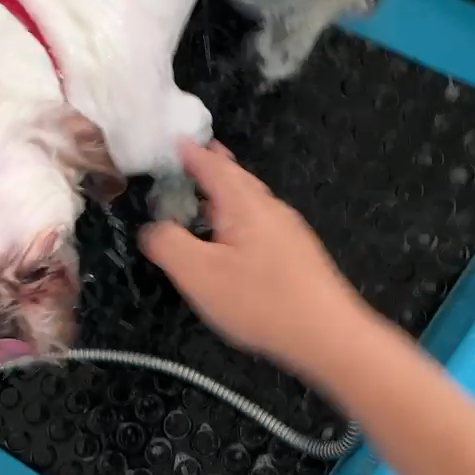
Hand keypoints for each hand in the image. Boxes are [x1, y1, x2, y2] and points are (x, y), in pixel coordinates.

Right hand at [140, 142, 371, 373]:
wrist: (323, 332)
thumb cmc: (260, 302)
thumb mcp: (199, 275)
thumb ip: (168, 245)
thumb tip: (151, 229)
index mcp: (242, 205)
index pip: (212, 166)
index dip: (190, 153)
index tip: (176, 142)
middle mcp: (269, 209)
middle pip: (237, 180)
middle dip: (213, 169)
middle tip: (194, 160)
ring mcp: (287, 232)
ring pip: (251, 204)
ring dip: (227, 198)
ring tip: (208, 201)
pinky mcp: (297, 257)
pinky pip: (262, 227)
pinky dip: (241, 223)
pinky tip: (236, 243)